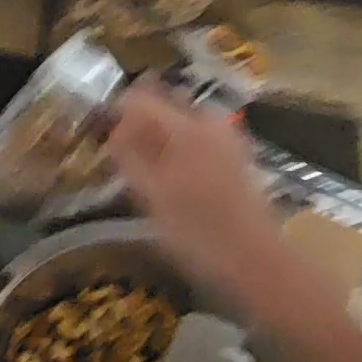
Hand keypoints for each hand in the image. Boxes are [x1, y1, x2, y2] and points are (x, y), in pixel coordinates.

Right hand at [106, 84, 292, 317]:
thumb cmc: (198, 233)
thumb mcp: (151, 196)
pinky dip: (179, 149)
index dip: (116, 113)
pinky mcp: (237, 157)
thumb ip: (128, 156)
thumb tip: (112, 130)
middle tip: (122, 155)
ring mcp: (227, 139)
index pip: (138, 98)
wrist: (258, 263)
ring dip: (159, 137)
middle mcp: (208, 123)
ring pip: (180, 122)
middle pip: (162, 104)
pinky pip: (197, 138)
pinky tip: (173, 180)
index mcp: (184, 128)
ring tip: (145, 171)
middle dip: (138, 123)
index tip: (103, 139)